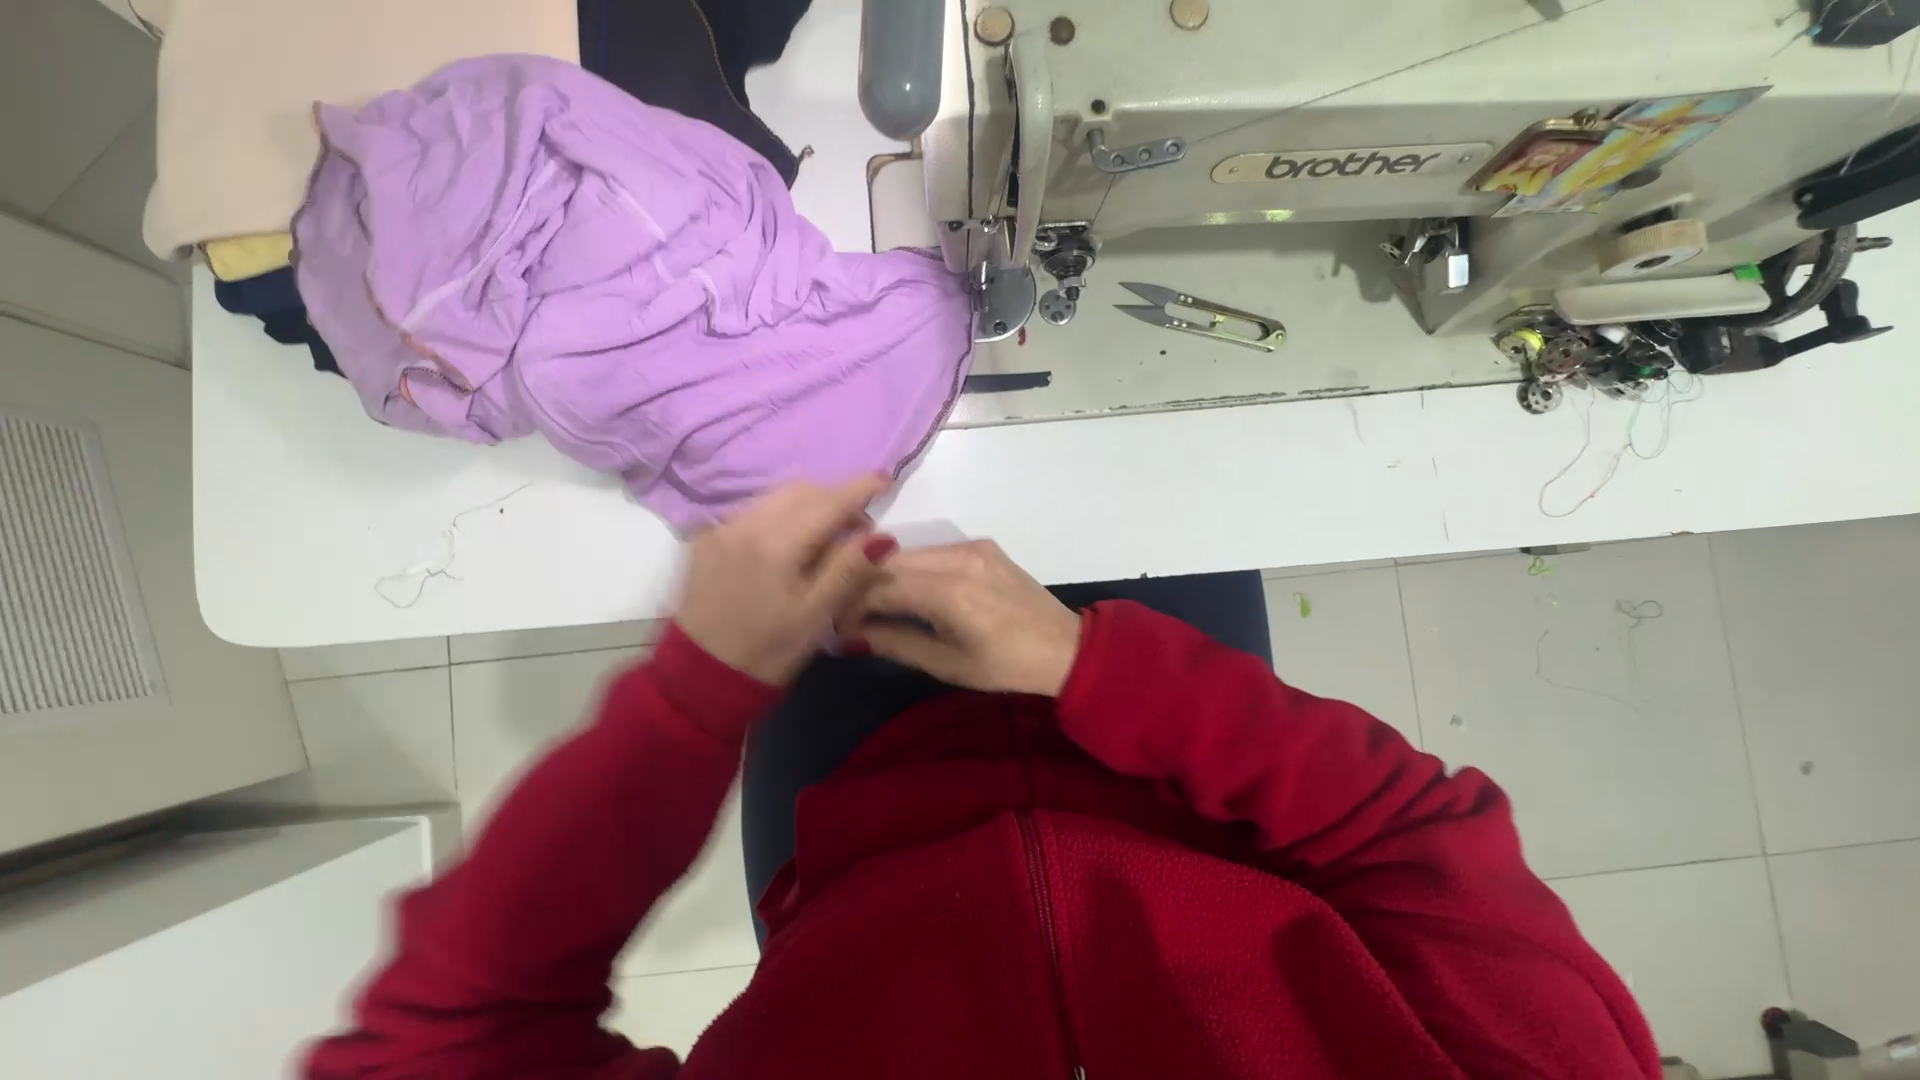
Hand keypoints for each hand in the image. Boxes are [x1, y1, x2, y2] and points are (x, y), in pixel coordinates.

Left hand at [675, 476, 895, 685]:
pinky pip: (752, 512)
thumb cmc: (767, 651)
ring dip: (806, 506)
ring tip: (823, 539)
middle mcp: (745, 524)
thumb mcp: (815, 616)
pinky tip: (787, 547)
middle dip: (834, 500)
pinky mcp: (706, 539)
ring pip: (775, 498)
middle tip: (857, 530)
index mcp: (775, 544)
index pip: (828, 501)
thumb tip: (881, 537)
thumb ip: (848, 570)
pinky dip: (779, 517)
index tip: (885, 480)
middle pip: (801, 491)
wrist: (699, 676)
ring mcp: (721, 529)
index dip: (860, 488)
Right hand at [838, 539, 1080, 695]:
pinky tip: (907, 589)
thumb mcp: (946, 665)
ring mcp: (972, 545)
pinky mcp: (982, 544)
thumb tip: (849, 636)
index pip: (880, 585)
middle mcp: (958, 557)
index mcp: (950, 593)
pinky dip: (912, 567)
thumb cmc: (1004, 666)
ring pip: (909, 552)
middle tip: (848, 612)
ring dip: (885, 574)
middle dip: (863, 584)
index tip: (836, 624)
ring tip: (873, 602)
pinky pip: (933, 550)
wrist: (1063, 647)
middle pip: (890, 561)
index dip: (851, 603)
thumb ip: (895, 643)